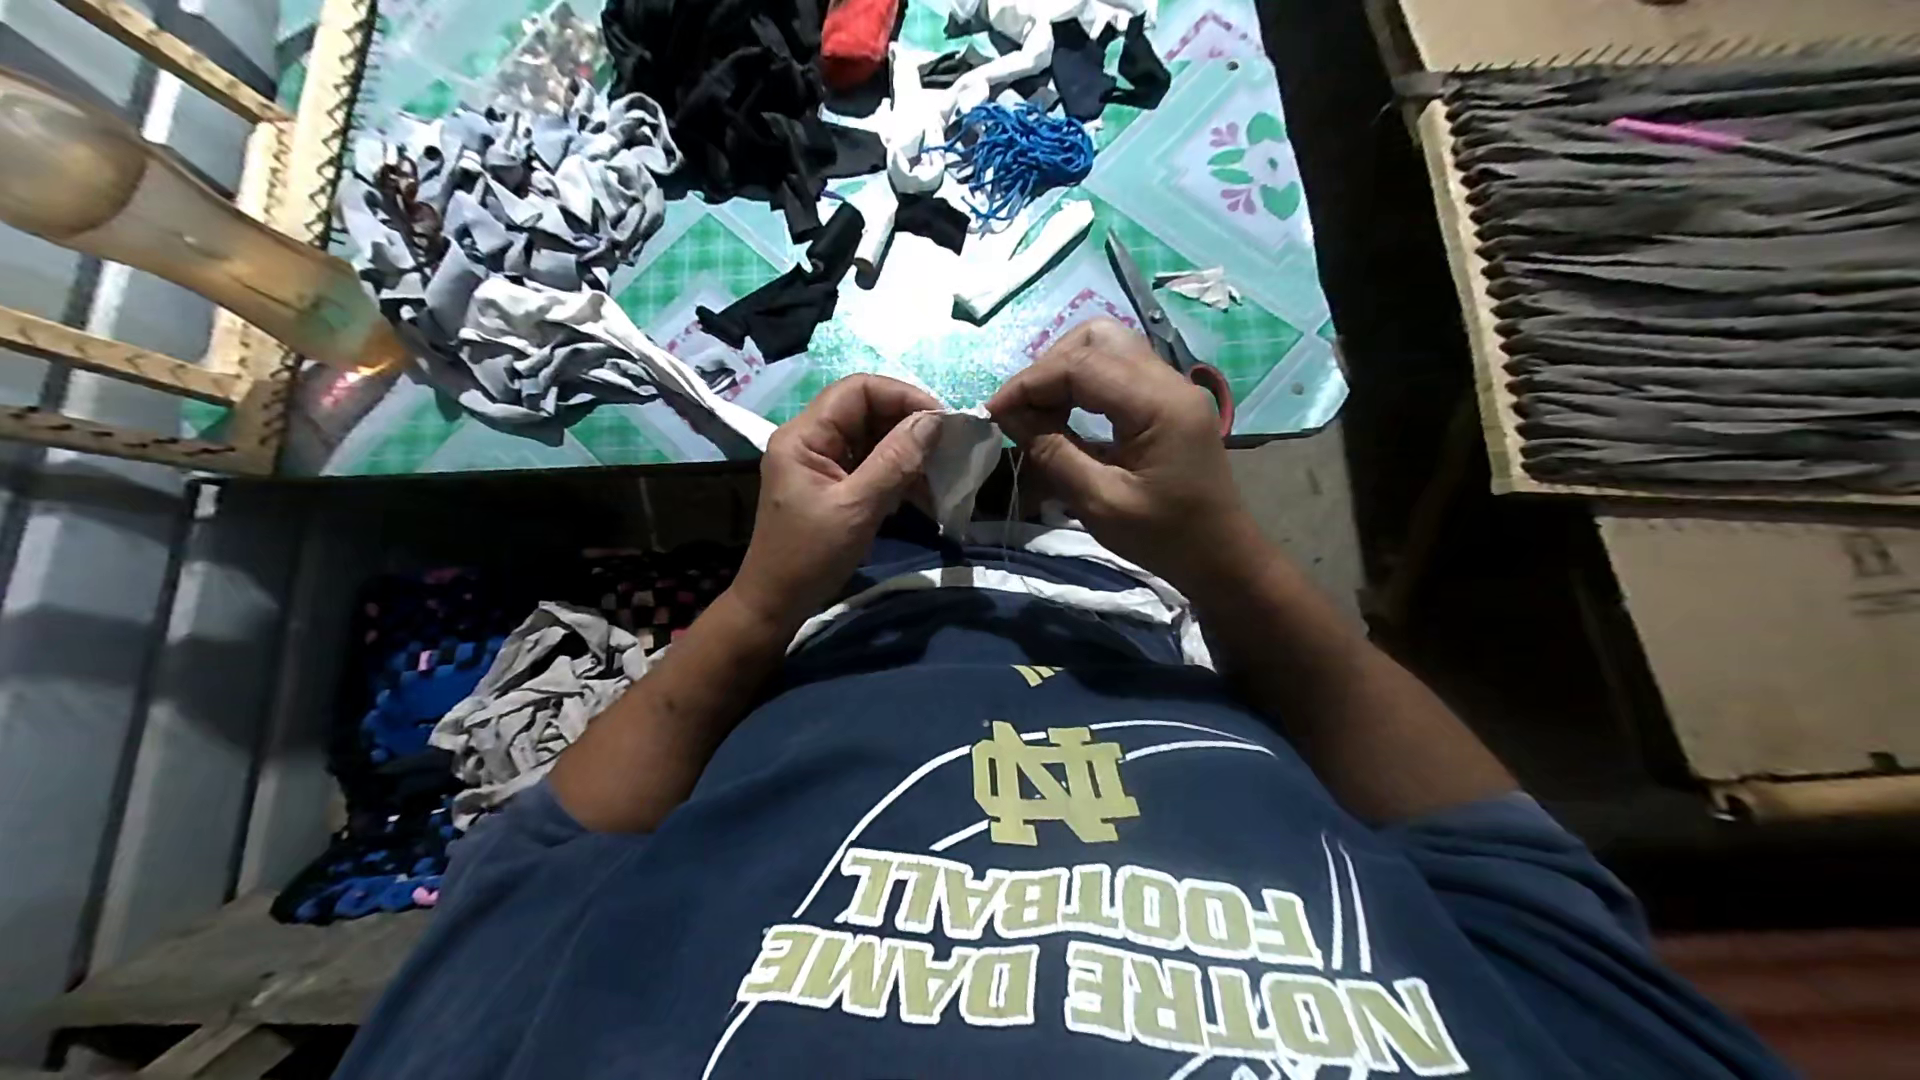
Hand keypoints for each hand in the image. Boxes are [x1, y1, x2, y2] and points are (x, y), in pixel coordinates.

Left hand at [734, 374, 941, 626]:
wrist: (777, 604)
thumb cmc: (809, 556)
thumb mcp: (857, 507)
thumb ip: (895, 462)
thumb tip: (934, 421)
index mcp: (804, 436)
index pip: (858, 390)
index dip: (902, 396)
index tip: (941, 420)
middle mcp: (812, 440)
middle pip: (868, 412)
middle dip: (910, 426)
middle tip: (948, 448)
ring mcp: (824, 464)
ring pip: (875, 439)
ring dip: (910, 453)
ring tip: (941, 474)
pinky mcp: (835, 486)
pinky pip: (873, 466)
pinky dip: (900, 475)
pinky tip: (924, 493)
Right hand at [985, 318, 1258, 594]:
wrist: (1221, 556)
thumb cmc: (1164, 537)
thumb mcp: (1100, 503)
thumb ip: (1052, 453)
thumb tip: (1009, 415)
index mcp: (1158, 405)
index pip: (1081, 365)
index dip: (1030, 383)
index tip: (995, 412)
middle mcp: (1169, 381)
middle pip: (1096, 338)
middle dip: (1048, 368)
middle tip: (1021, 409)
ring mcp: (1172, 387)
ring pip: (1107, 346)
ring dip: (1064, 370)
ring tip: (1038, 411)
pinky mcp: (1168, 399)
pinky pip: (1117, 369)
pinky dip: (1083, 382)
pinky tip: (1065, 413)